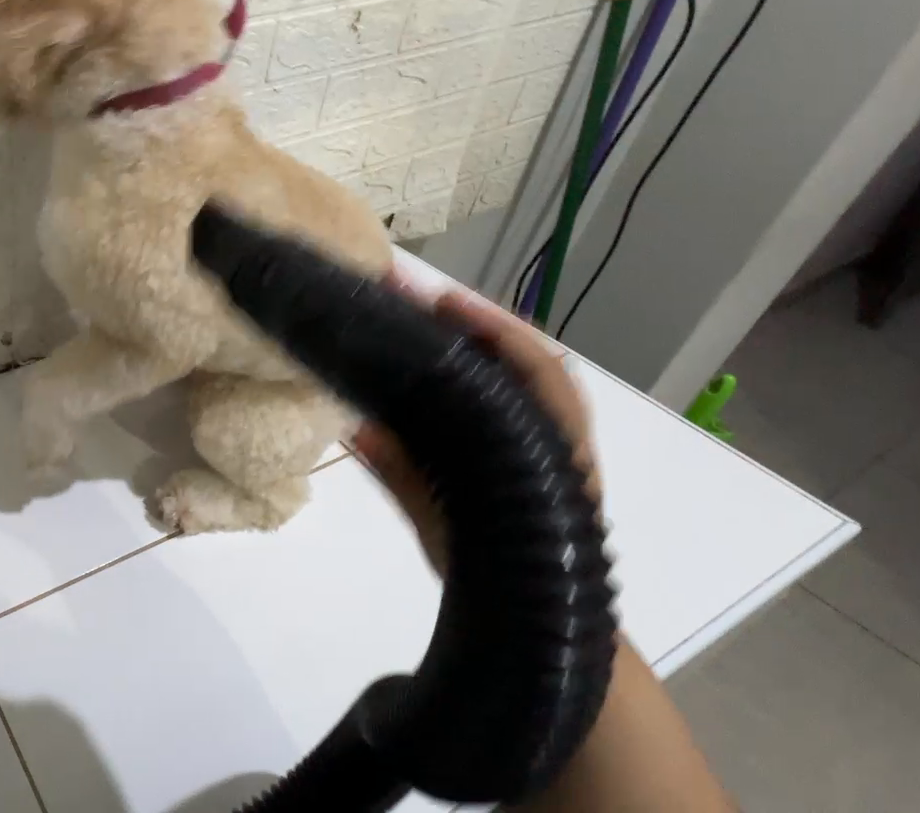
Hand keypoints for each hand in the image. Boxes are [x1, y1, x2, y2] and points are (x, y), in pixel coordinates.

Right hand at [351, 284, 600, 576]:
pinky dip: (477, 371)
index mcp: (551, 454)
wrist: (543, 621)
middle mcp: (560, 438)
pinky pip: (510, 397)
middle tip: (412, 296)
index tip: (439, 302)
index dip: (492, 329)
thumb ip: (408, 481)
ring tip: (419, 318)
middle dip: (475, 322)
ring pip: (522, 375)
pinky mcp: (533, 454)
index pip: (536, 372)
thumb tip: (359, 427)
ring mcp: (551, 443)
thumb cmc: (504, 580)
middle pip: (529, 359)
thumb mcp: (446, 533)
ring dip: (476, 342)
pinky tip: (435, 364)